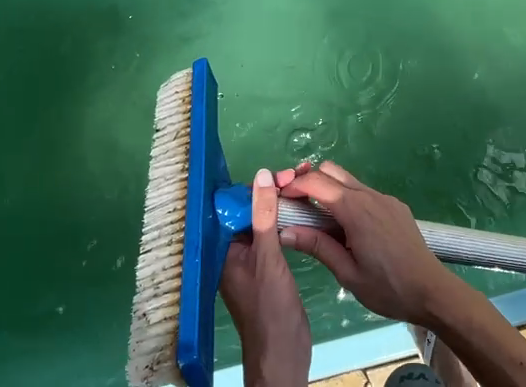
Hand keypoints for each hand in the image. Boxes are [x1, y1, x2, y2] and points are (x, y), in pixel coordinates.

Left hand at [220, 169, 310, 386]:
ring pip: (263, 221)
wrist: (283, 352)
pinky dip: (285, 220)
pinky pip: (272, 234)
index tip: (283, 173)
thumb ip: (264, 216)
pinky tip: (302, 210)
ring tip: (302, 186)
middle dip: (271, 191)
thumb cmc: (270, 306)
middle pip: (249, 210)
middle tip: (298, 176)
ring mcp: (250, 259)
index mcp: (223, 249)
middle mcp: (233, 251)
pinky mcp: (267, 267)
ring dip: (280, 203)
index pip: (235, 205)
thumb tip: (262, 175)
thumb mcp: (268, 257)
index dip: (257, 187)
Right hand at [275, 162, 461, 325]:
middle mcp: (369, 195)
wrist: (431, 291)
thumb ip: (318, 247)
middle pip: (331, 172)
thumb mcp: (347, 273)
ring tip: (315, 218)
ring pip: (348, 181)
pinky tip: (345, 226)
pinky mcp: (394, 206)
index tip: (278, 198)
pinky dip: (347, 199)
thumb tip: (284, 231)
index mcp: (355, 210)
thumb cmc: (387, 288)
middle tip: (294, 204)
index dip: (293, 186)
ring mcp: (384, 198)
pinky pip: (364, 193)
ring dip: (328, 190)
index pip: (316, 182)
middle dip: (309, 181)